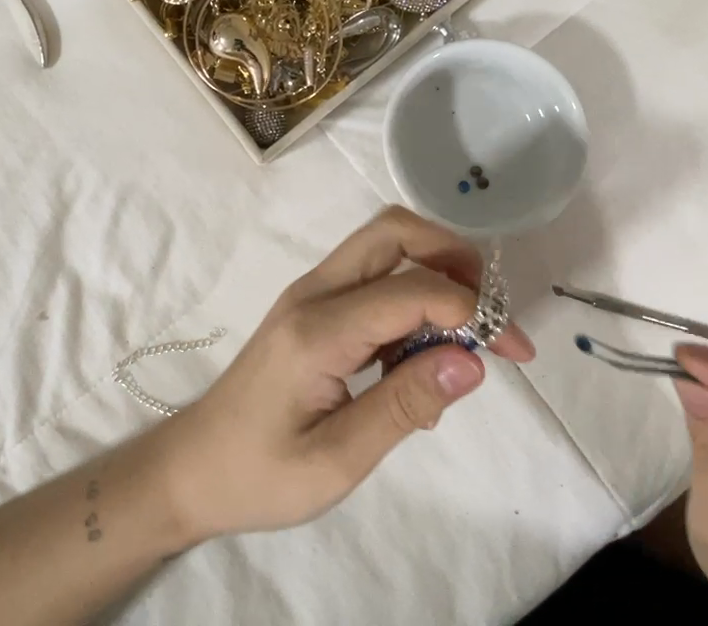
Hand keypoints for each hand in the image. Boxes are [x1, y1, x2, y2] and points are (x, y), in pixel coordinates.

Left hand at [149, 206, 534, 542]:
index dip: (474, 312)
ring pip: (382, 248)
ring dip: (432, 275)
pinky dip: (408, 300)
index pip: (413, 291)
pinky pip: (371, 281)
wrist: (191, 471)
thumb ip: (405, 404)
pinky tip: (415, 363)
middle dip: (453, 256)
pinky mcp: (310, 310)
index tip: (516, 351)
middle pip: (393, 232)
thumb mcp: (338, 459)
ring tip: (457, 345)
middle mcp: (313, 295)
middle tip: (488, 312)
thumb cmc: (259, 475)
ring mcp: (309, 297)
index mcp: (319, 330)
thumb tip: (473, 360)